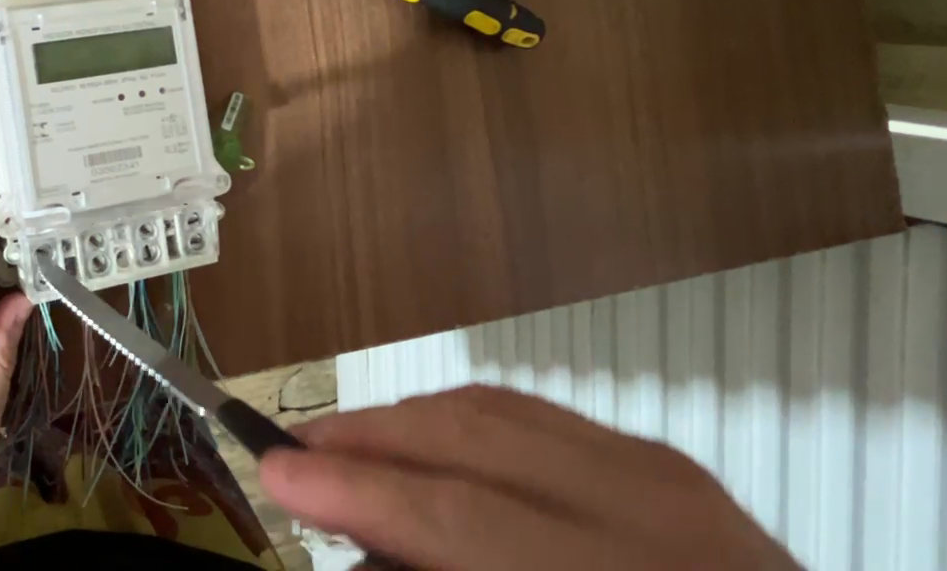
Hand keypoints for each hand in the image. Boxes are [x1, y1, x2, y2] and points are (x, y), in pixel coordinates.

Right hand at [261, 385, 800, 570]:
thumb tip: (363, 534)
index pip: (462, 517)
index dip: (358, 489)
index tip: (274, 470)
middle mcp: (659, 517)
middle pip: (475, 436)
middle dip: (368, 436)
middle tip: (291, 450)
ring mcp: (672, 479)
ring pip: (499, 411)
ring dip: (406, 422)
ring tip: (344, 444)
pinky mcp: (668, 464)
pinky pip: (535, 417)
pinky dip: (461, 422)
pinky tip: (424, 442)